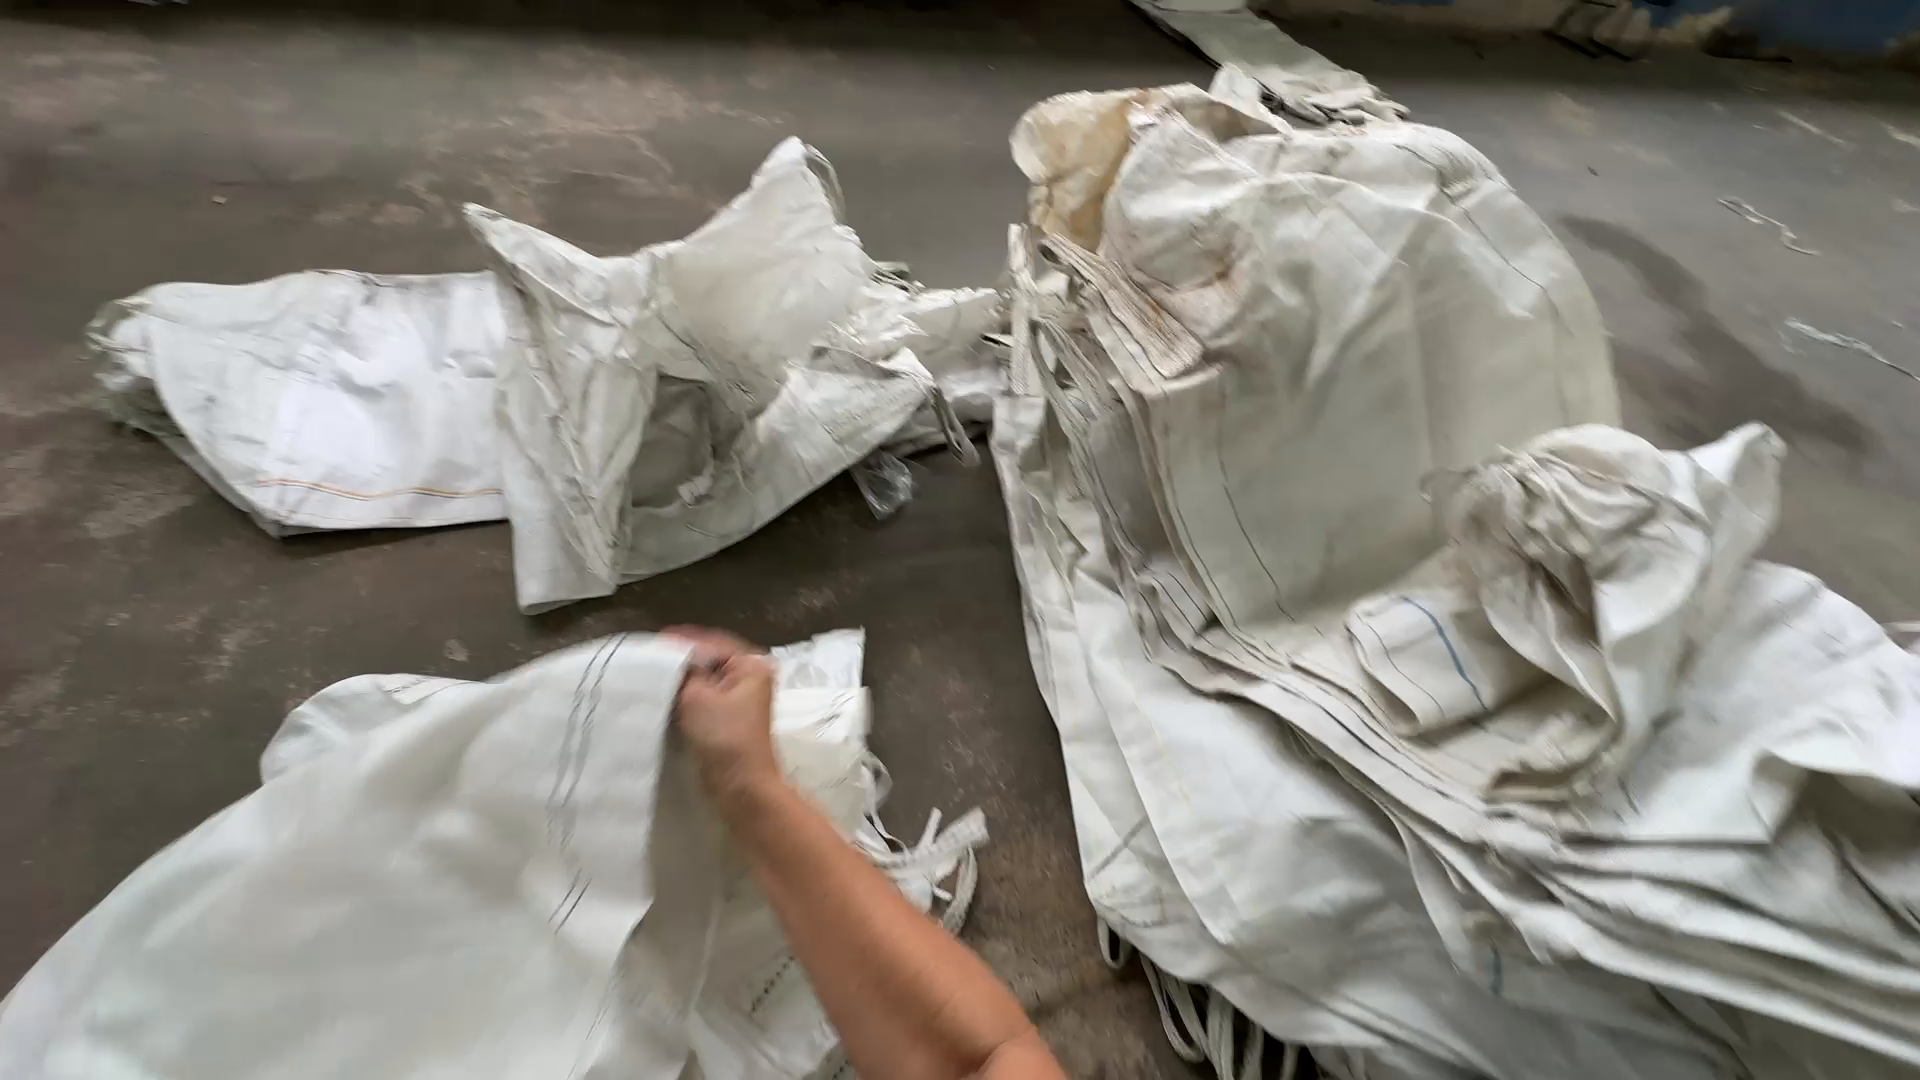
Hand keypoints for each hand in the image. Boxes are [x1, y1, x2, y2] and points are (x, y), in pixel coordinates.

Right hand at [665, 627, 779, 802]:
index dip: (683, 642)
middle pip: (709, 659)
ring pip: (705, 678)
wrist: (740, 785)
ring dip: (681, 678)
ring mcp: (740, 697)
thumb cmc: (724, 736)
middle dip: (681, 659)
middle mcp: (750, 676)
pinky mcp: (728, 716)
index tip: (652, 641)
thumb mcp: (698, 696)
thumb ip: (684, 670)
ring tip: (650, 672)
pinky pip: (704, 696)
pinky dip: (686, 694)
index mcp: (751, 664)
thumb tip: (672, 656)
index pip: (713, 643)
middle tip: (647, 656)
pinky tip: (663, 693)